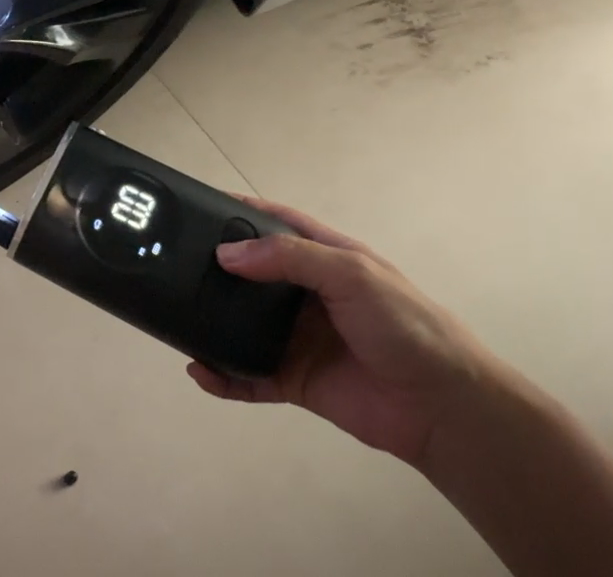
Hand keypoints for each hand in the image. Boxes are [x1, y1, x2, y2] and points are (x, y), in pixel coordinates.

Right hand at [186, 202, 497, 466]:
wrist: (442, 407)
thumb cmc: (405, 326)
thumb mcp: (352, 274)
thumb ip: (290, 258)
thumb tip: (225, 254)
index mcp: (324, 258)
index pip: (274, 225)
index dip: (238, 213)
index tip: (196, 206)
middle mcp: (304, 294)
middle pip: (249, 275)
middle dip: (214, 269)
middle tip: (171, 263)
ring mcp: (296, 338)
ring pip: (241, 325)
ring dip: (211, 322)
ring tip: (177, 318)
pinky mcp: (293, 379)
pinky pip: (248, 376)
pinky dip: (222, 376)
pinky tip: (200, 373)